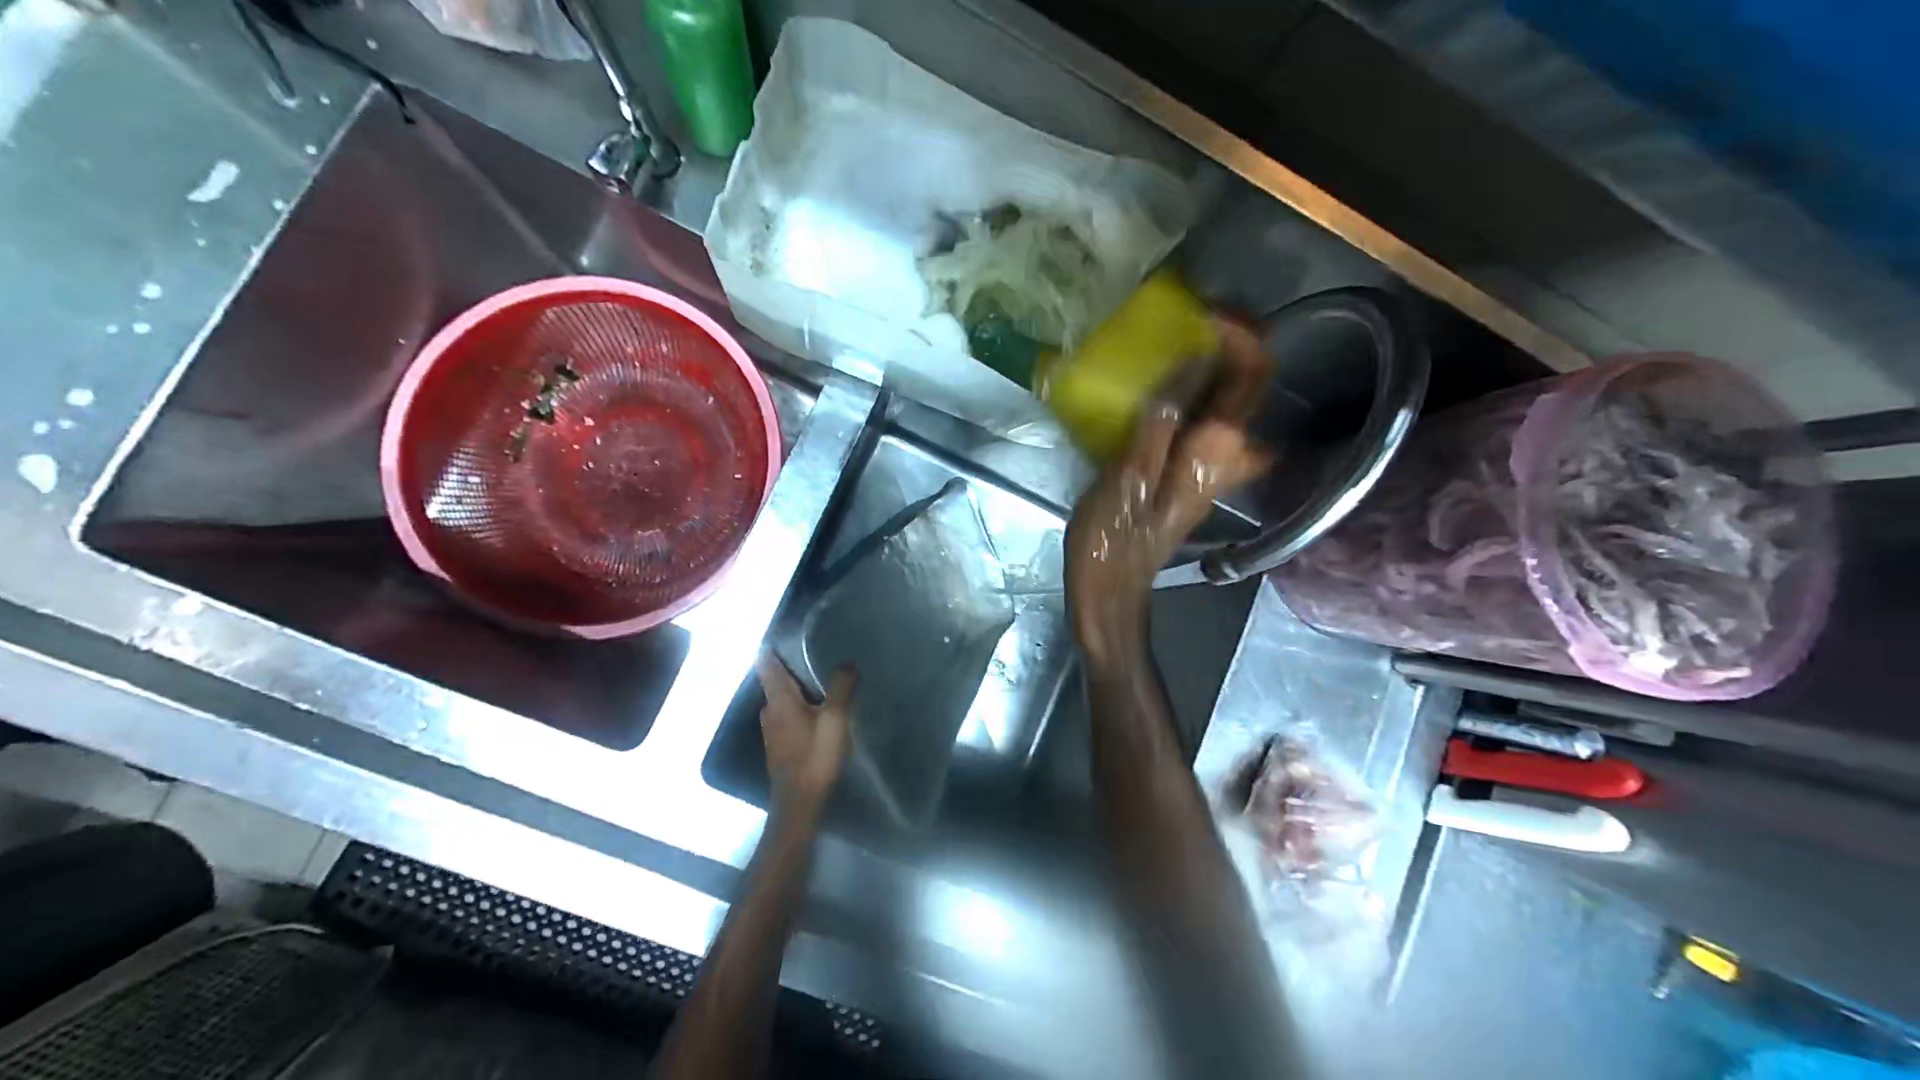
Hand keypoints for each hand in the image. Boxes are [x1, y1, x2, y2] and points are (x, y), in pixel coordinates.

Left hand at [755, 651, 854, 818]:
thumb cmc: (815, 757)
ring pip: (782, 700)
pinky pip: (787, 716)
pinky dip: (799, 708)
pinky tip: (817, 712)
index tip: (786, 635)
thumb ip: (841, 688)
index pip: (768, 665)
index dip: (773, 649)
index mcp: (779, 700)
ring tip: (821, 682)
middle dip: (792, 668)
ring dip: (798, 690)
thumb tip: (846, 663)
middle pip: (776, 682)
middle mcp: (769, 711)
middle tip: (816, 655)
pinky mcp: (779, 746)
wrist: (799, 804)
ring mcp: (771, 730)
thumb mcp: (835, 719)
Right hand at [1065, 319, 1272, 663]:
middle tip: (1190, 325)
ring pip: (1227, 403)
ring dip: (1210, 370)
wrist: (1109, 590)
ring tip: (1173, 349)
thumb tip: (1193, 358)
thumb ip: (1163, 417)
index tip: (1201, 314)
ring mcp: (1212, 467)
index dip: (1237, 334)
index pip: (1250, 375)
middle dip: (1228, 346)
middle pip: (1247, 386)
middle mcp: (1227, 456)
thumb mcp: (1130, 473)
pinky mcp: (1192, 475)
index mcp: (1216, 450)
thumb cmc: (1112, 537)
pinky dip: (1190, 396)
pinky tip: (1158, 394)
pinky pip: (1203, 421)